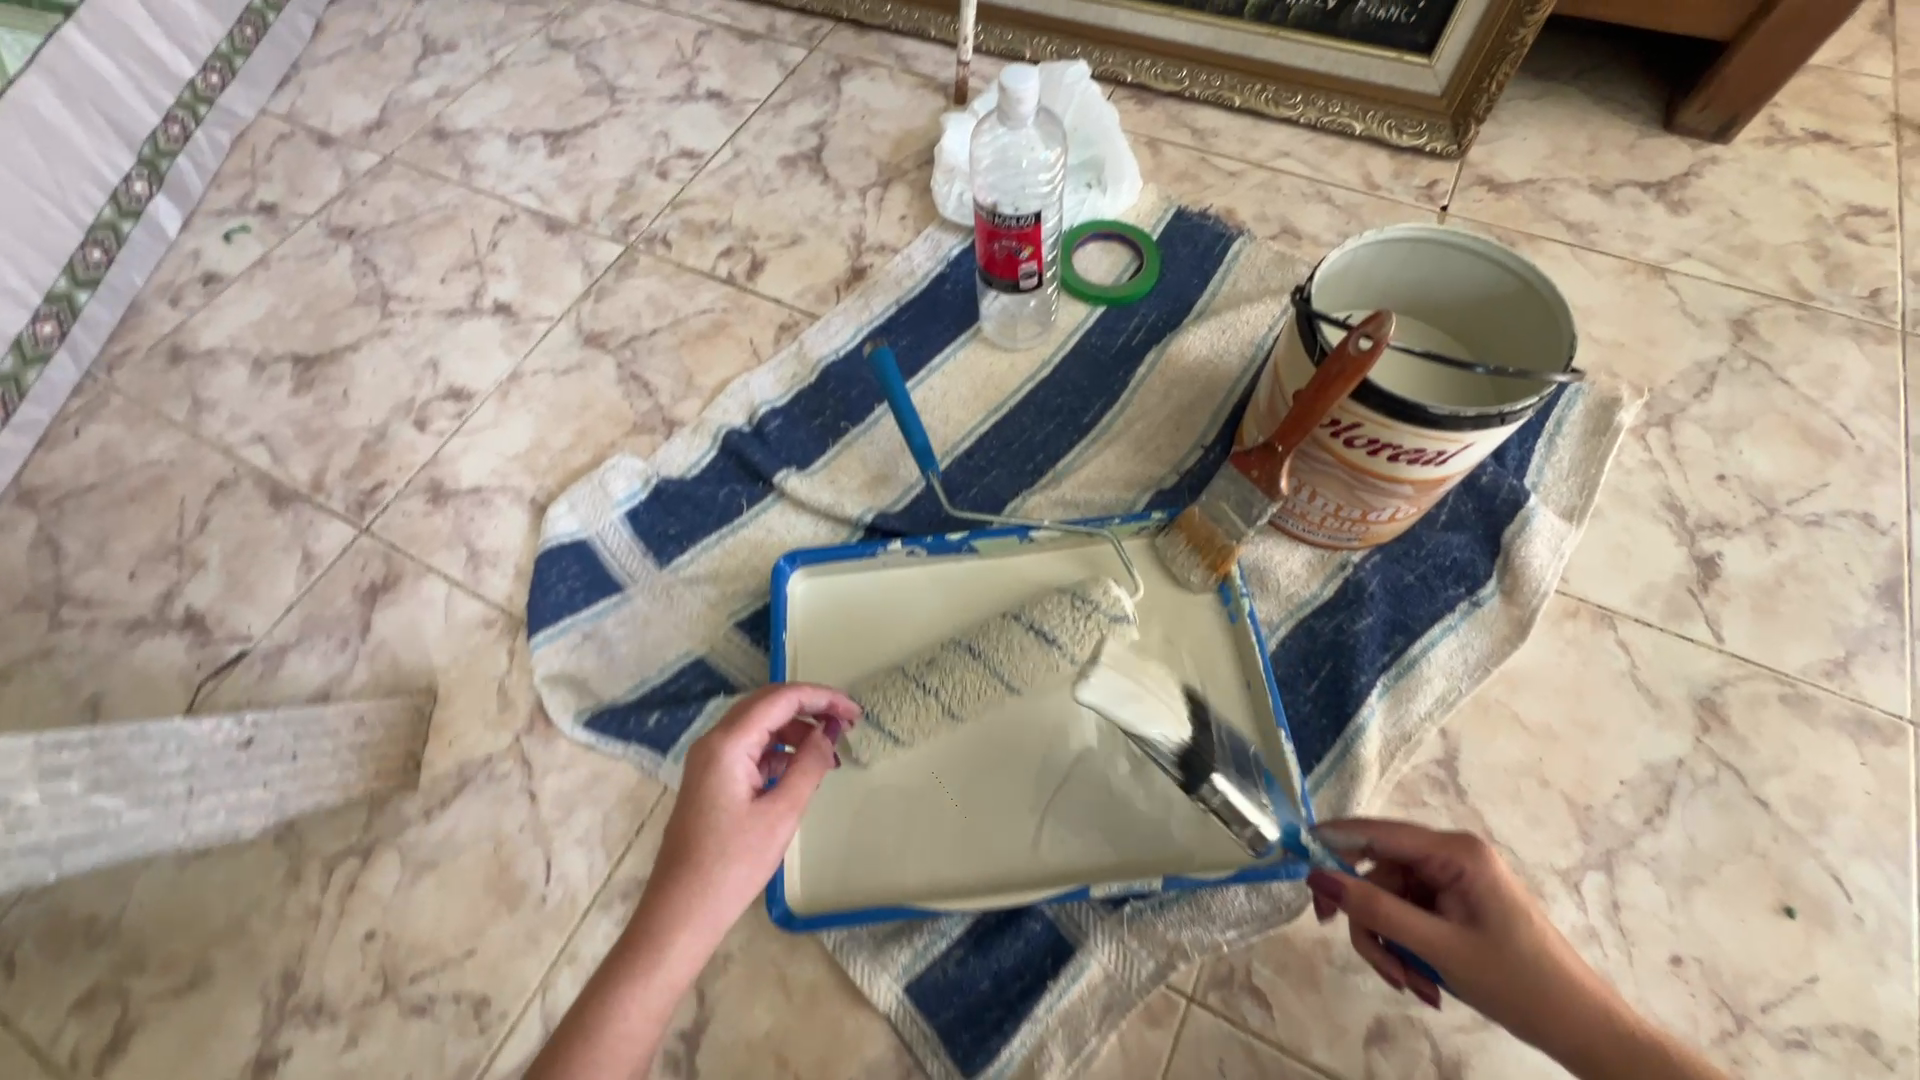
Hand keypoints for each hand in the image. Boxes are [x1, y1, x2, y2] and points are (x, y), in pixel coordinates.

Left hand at [639, 683, 860, 948]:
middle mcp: (714, 742)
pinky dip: (780, 750)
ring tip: (830, 752)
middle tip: (846, 723)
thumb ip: (808, 766)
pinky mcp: (711, 780)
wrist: (681, 911)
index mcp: (728, 744)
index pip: (781, 698)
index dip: (822, 698)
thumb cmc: (732, 865)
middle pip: (768, 704)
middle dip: (810, 707)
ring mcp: (709, 761)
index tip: (854, 713)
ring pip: (759, 725)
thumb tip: (829, 733)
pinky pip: (750, 749)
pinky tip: (803, 770)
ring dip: (796, 730)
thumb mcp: (781, 814)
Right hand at [1305, 819, 1623, 1056]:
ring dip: (1388, 944)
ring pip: (1387, 900)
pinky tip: (1422, 982)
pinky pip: (1406, 916)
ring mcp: (1451, 880)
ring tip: (1410, 985)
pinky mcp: (1453, 904)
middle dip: (1371, 922)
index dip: (1332, 844)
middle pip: (1377, 875)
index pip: (1376, 833)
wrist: (1584, 1029)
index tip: (1297, 866)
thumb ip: (1375, 909)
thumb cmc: (1519, 983)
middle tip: (1374, 962)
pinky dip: (1404, 949)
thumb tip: (1317, 876)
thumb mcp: (1439, 949)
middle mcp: (1449, 855)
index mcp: (1454, 851)